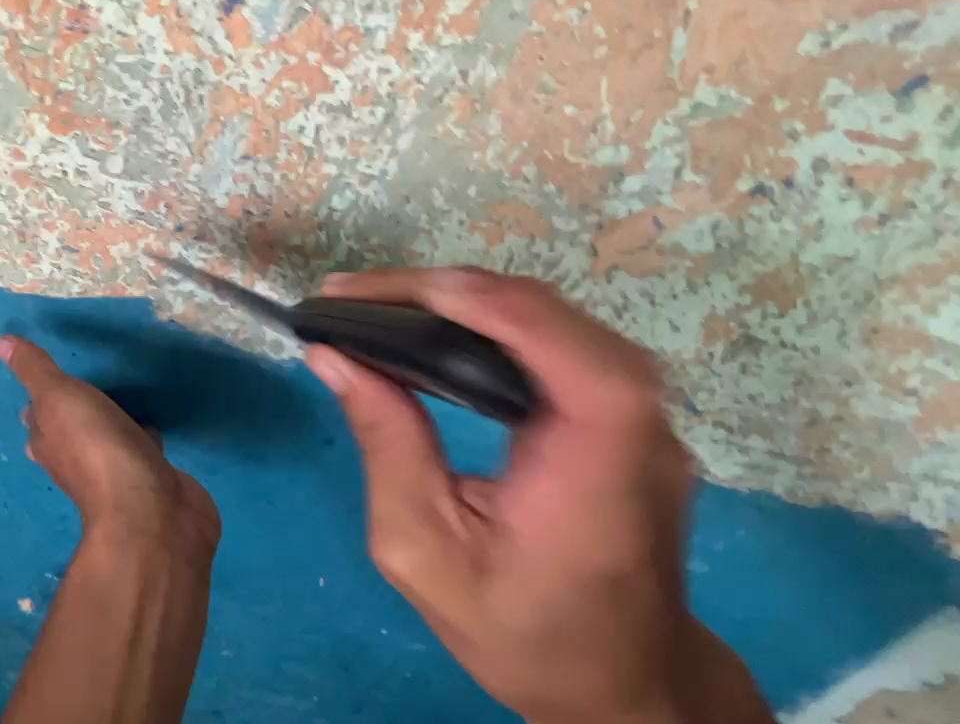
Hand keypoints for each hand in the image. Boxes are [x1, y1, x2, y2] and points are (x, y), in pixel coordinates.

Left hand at [0, 335, 219, 559]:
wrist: (151, 511)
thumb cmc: (96, 447)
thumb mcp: (58, 396)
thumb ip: (35, 369)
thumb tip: (0, 342)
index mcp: (49, 443)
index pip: (37, 418)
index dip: (39, 401)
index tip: (44, 382)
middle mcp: (75, 461)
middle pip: (67, 433)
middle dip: (69, 417)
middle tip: (80, 392)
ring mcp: (115, 473)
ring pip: (106, 441)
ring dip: (109, 426)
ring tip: (116, 403)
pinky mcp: (151, 480)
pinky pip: (143, 451)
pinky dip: (144, 439)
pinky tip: (154, 427)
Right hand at [307, 268, 771, 723]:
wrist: (620, 679)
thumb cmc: (520, 631)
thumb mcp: (422, 552)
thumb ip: (386, 447)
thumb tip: (332, 358)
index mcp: (598, 479)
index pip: (581, 365)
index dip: (499, 310)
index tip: (401, 295)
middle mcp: (638, 434)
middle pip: (556, 320)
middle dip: (450, 290)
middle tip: (355, 295)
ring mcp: (638, 417)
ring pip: (554, 317)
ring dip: (463, 295)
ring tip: (377, 303)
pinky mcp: (618, 411)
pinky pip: (552, 337)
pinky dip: (485, 315)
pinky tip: (430, 322)